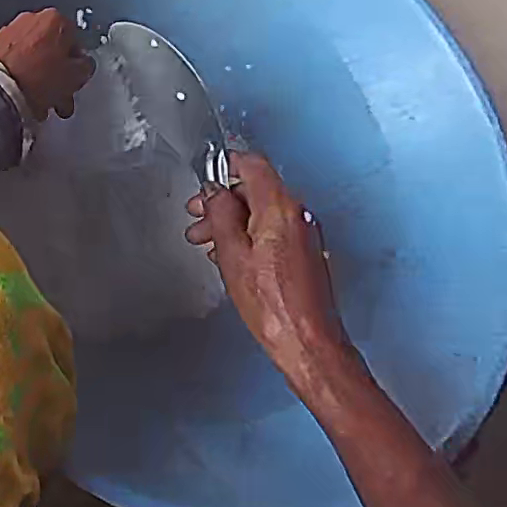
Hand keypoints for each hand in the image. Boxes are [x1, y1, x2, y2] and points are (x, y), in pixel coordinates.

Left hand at [0, 8, 94, 119]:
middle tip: (59, 96)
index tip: (73, 81)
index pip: (76, 42)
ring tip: (40, 102)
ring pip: (33, 57)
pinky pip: (15, 62)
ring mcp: (10, 32)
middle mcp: (31, 19)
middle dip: (57, 75)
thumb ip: (85, 66)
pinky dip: (21, 75)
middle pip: (52, 50)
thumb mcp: (76, 76)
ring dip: (39, 79)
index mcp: (55, 19)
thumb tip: (83, 65)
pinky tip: (23, 96)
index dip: (77, 66)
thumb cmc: (39, 79)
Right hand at [185, 153, 349, 383]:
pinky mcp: (306, 252)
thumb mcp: (231, 252)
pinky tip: (230, 254)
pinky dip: (249, 234)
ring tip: (207, 239)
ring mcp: (306, 234)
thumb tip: (215, 192)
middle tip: (198, 212)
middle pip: (256, 189)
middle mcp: (298, 215)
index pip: (254, 165)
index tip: (208, 170)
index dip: (226, 163)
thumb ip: (220, 214)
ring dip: (233, 219)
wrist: (307, 342)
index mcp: (280, 209)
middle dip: (223, 198)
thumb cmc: (272, 305)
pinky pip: (273, 230)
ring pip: (263, 211)